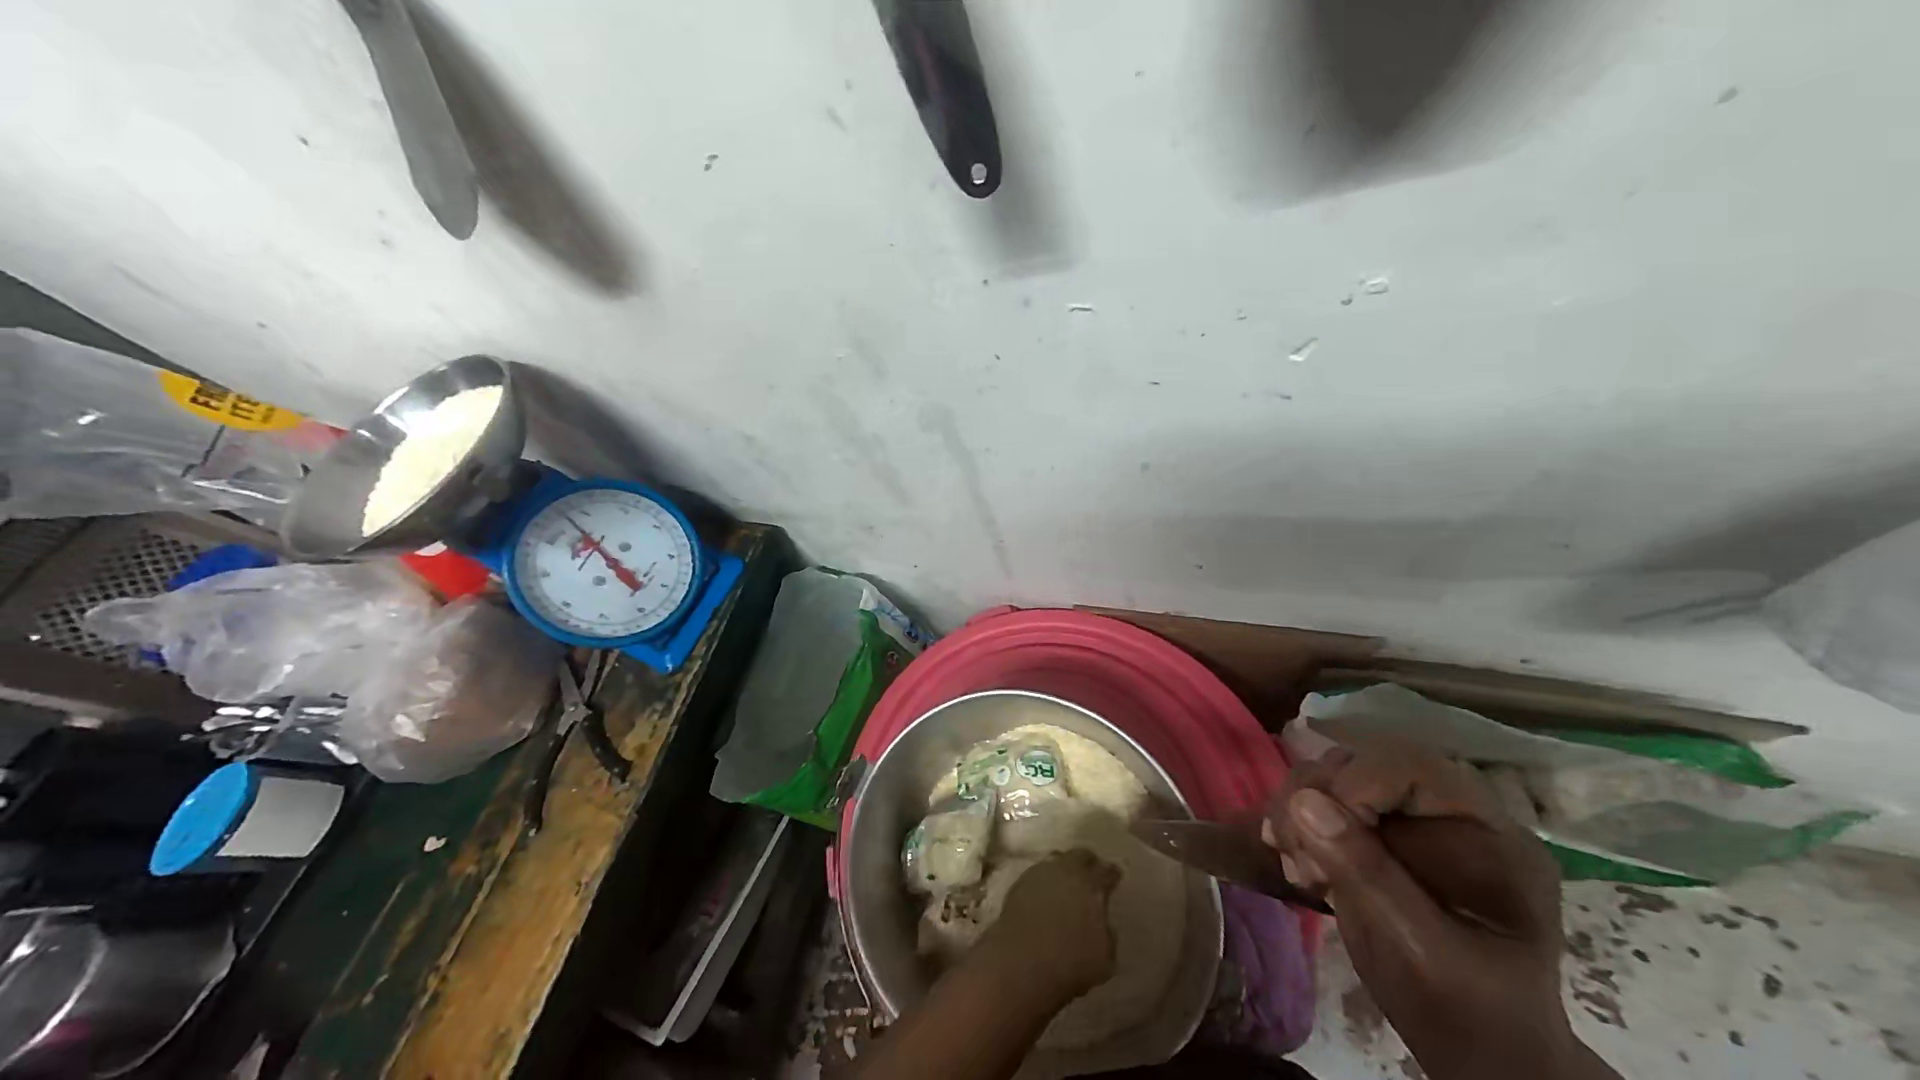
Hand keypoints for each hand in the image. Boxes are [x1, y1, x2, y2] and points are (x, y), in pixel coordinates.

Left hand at [980, 850, 1120, 1000]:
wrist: (1020, 963)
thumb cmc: (1070, 963)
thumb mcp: (1105, 958)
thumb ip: (1107, 934)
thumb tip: (1103, 924)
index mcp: (1092, 885)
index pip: (1107, 871)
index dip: (1112, 874)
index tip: (1115, 876)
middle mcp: (1066, 870)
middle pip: (1080, 855)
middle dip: (1088, 862)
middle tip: (1091, 873)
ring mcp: (1039, 874)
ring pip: (1055, 860)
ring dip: (1063, 869)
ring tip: (1066, 883)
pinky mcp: (1017, 884)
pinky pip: (1036, 875)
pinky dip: (1044, 881)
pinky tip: (1044, 895)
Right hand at [1264, 739, 1616, 1079]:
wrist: (1477, 1057)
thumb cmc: (1464, 1014)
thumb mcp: (1420, 953)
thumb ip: (1367, 875)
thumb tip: (1303, 800)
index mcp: (1492, 838)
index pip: (1415, 769)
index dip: (1355, 785)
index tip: (1314, 834)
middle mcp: (1456, 815)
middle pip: (1369, 764)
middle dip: (1317, 798)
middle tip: (1288, 850)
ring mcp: (1419, 824)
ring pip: (1340, 776)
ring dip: (1300, 811)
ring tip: (1295, 866)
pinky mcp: (1387, 837)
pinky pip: (1329, 802)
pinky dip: (1301, 826)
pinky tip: (1300, 867)